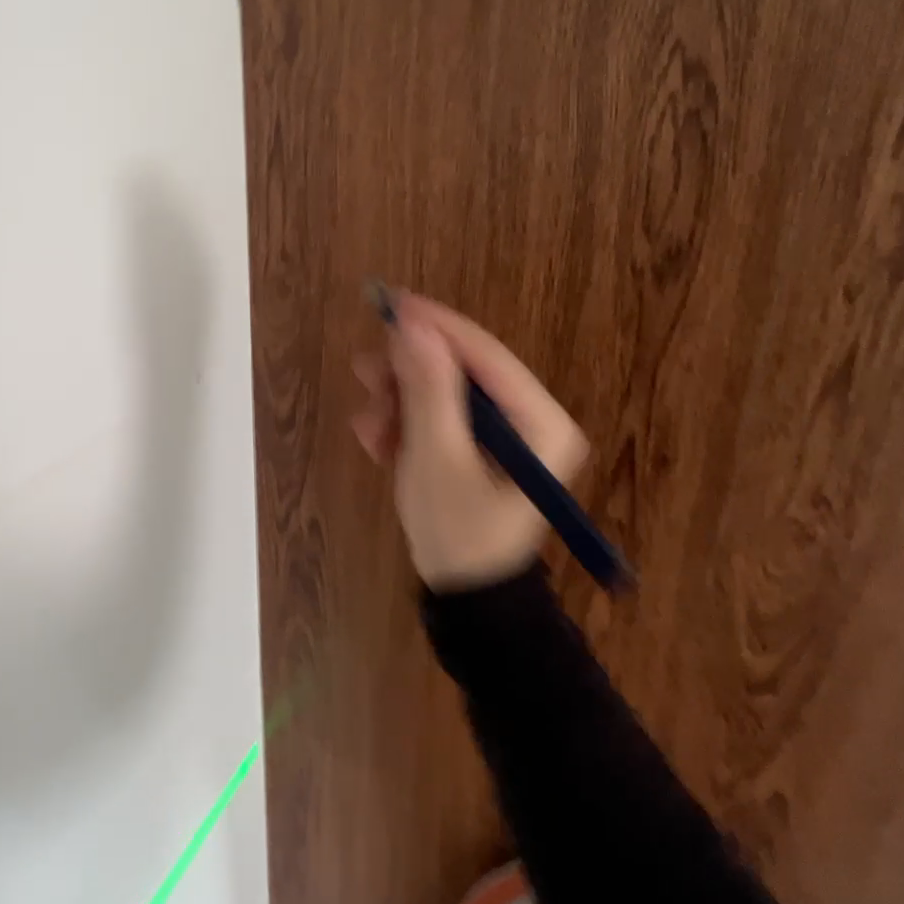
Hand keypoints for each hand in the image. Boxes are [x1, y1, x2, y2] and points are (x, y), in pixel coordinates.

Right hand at [349, 291, 589, 590]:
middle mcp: (529, 420)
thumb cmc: (458, 532)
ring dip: (400, 404)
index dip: (436, 328)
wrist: (464, 597)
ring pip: (442, 394)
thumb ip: (428, 390)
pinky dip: (405, 426)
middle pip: (460, 372)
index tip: (391, 305)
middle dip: (409, 376)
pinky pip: (438, 420)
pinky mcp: (479, 451)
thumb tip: (412, 326)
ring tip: (369, 428)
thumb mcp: (438, 459)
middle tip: (364, 374)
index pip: (485, 355)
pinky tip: (379, 442)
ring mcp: (503, 437)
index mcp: (539, 422)